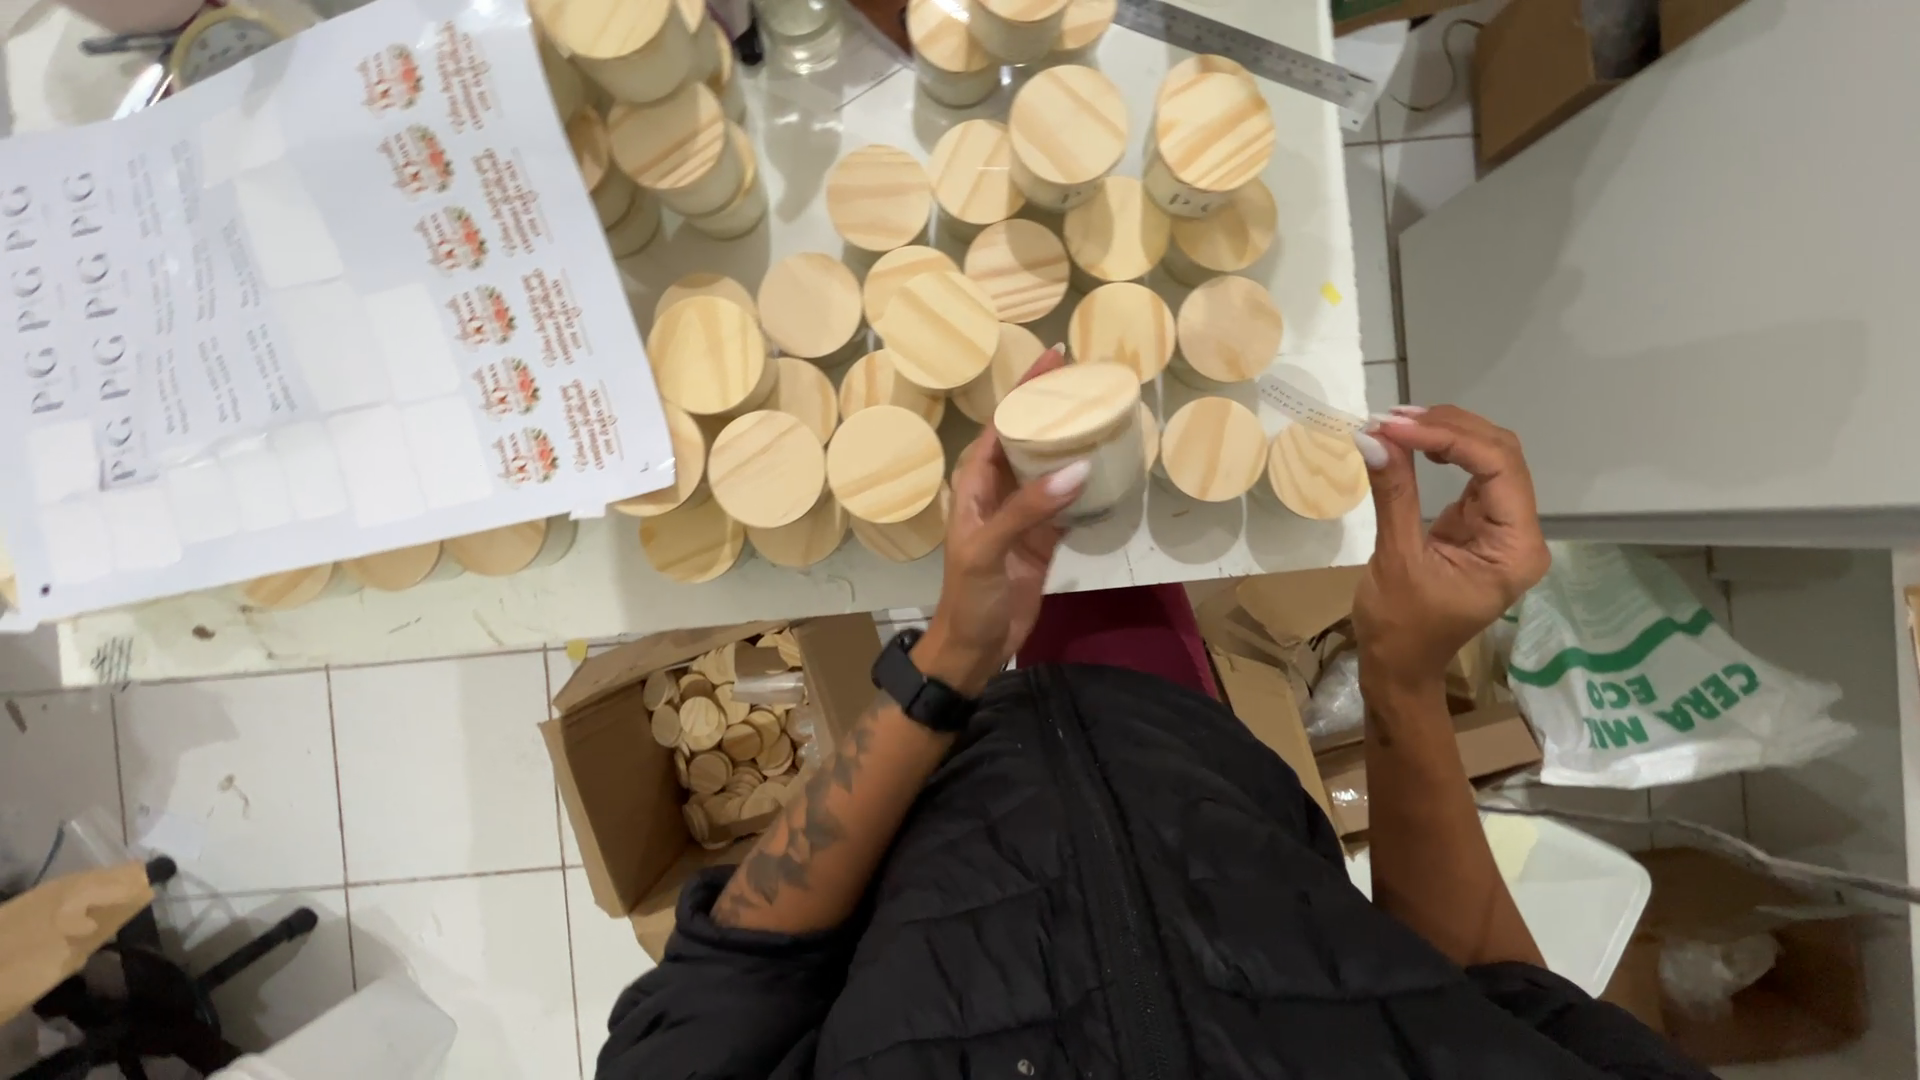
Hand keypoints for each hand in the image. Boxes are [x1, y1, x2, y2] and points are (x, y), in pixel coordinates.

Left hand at [916, 348, 1087, 695]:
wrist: (976, 646)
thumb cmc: (969, 596)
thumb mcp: (990, 549)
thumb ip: (1027, 510)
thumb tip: (1076, 469)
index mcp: (974, 485)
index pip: (1001, 425)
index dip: (1024, 391)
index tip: (1054, 359)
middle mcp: (999, 491)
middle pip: (1027, 438)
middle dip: (1052, 409)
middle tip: (1091, 381)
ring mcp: (1024, 514)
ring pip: (1050, 467)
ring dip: (1071, 443)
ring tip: (1104, 412)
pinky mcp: (1045, 537)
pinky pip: (1068, 501)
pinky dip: (1086, 485)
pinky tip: (1109, 467)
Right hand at [1350, 405, 1549, 694]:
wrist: (1397, 664)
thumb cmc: (1401, 625)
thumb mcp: (1396, 558)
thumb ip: (1393, 494)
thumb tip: (1373, 438)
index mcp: (1515, 547)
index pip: (1498, 469)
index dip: (1449, 439)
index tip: (1394, 426)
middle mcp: (1518, 532)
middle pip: (1500, 456)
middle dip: (1448, 429)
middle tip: (1390, 418)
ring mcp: (1498, 528)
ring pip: (1486, 460)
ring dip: (1443, 435)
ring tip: (1394, 423)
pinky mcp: (1473, 526)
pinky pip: (1466, 477)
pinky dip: (1437, 454)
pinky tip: (1408, 441)